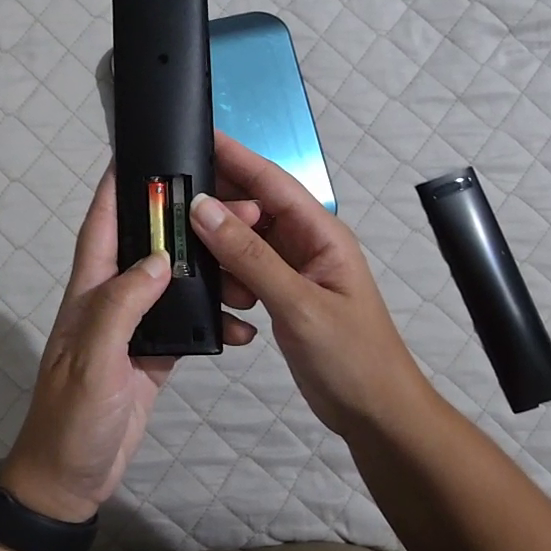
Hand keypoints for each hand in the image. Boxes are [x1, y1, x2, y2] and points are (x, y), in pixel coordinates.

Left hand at [1, 168, 255, 525]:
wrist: (71, 478)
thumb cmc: (71, 417)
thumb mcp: (93, 359)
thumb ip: (122, 307)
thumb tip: (160, 258)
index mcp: (88, 293)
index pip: (100, 227)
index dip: (116, 190)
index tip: (139, 154)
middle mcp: (110, 302)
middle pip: (148, 248)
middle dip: (183, 222)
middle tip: (231, 204)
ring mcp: (133, 329)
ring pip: (173, 283)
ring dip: (206, 268)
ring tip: (247, 256)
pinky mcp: (153, 356)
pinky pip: (187, 324)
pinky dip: (213, 318)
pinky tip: (241, 318)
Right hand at [188, 131, 426, 436]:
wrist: (376, 414)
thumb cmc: (352, 356)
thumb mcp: (298, 304)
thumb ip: (249, 256)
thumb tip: (203, 208)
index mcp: (320, 232)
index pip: (270, 180)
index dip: (234, 155)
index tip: (194, 136)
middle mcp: (303, 243)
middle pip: (250, 207)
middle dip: (217, 208)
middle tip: (174, 211)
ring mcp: (291, 269)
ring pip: (241, 241)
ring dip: (220, 253)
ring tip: (204, 271)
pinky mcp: (279, 295)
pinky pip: (243, 272)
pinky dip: (228, 280)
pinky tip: (223, 300)